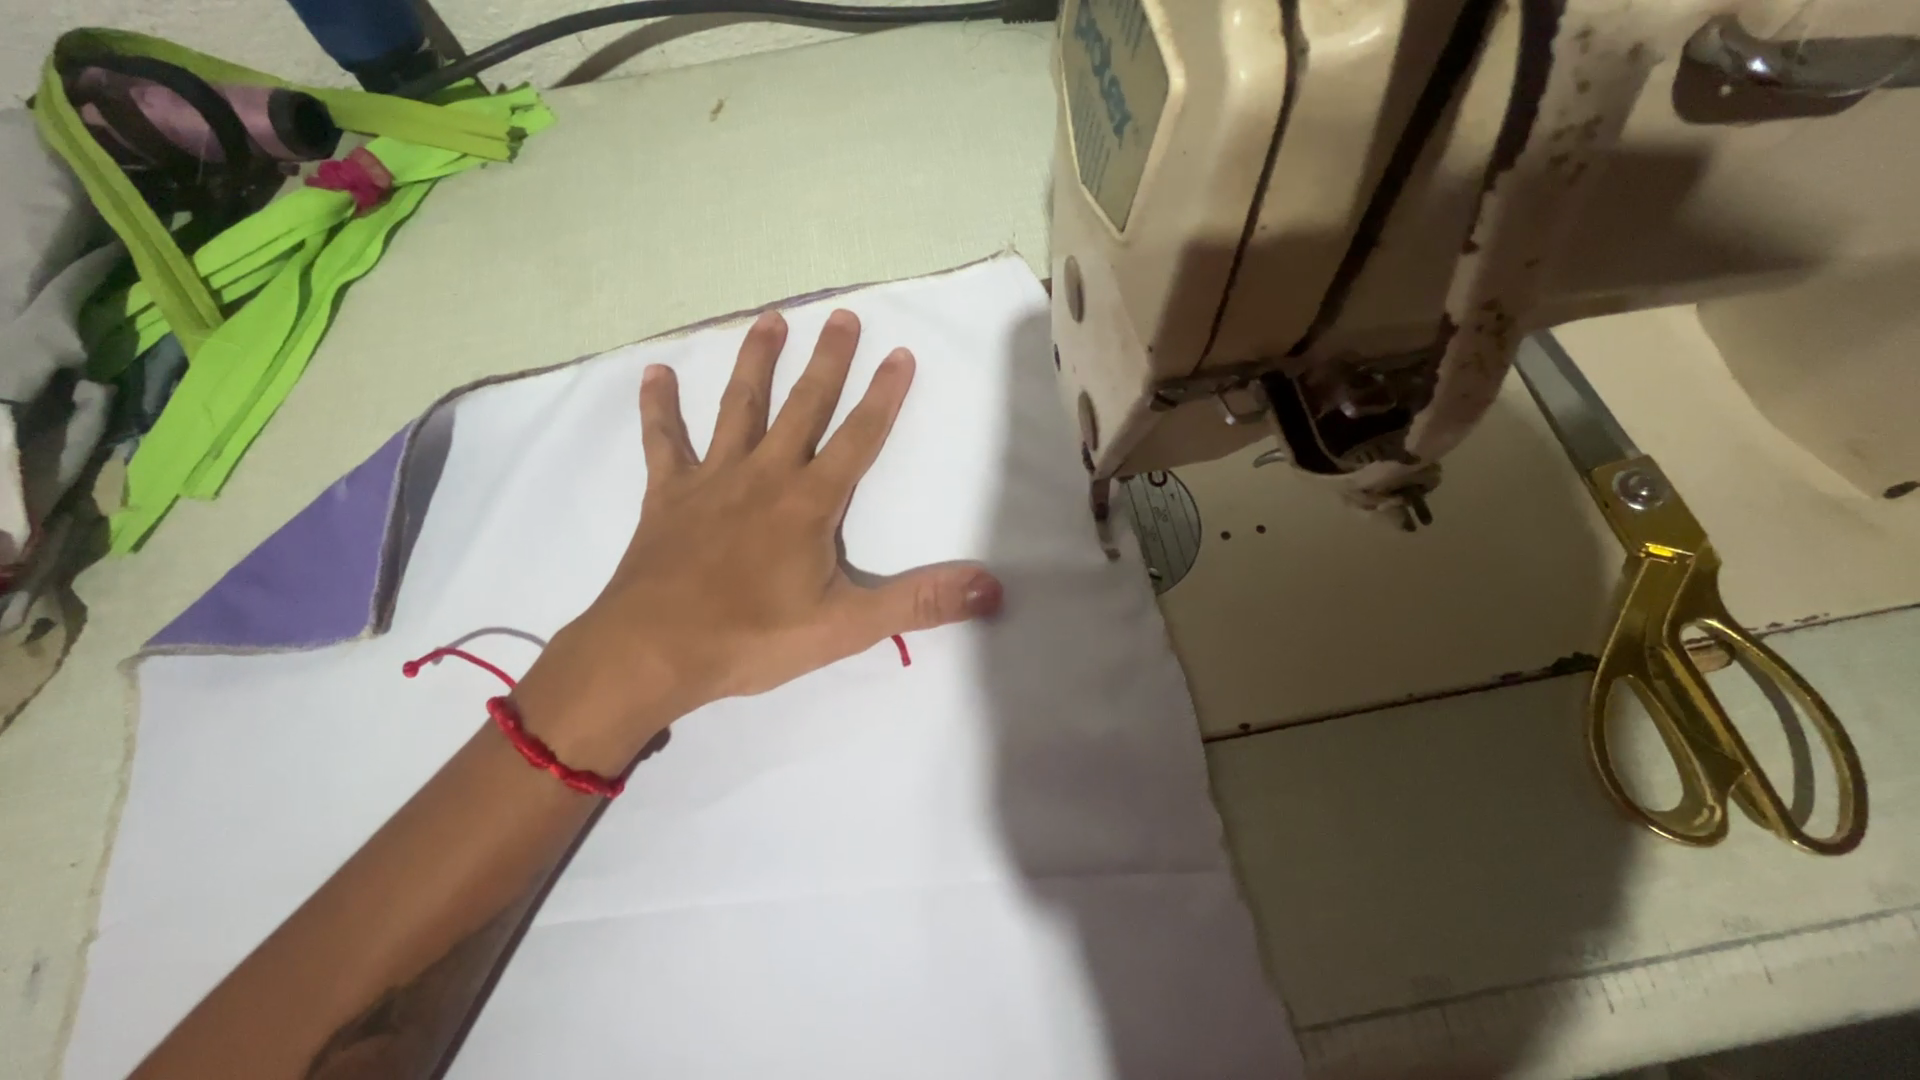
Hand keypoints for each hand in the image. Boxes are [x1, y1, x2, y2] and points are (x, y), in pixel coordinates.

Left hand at [514, 309, 1002, 764]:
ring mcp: (712, 479)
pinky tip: (654, 371)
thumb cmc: (753, 638)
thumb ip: (919, 602)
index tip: (900, 353)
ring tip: (771, 319)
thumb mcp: (847, 627)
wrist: (653, 651)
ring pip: (738, 407)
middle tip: (843, 315)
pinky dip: (658, 406)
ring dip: (756, 362)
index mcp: (809, 503)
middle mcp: (764, 475)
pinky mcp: (667, 494)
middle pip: (803, 407)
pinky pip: (663, 441)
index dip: (883, 396)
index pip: (857, 438)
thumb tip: (992, 588)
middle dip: (827, 361)